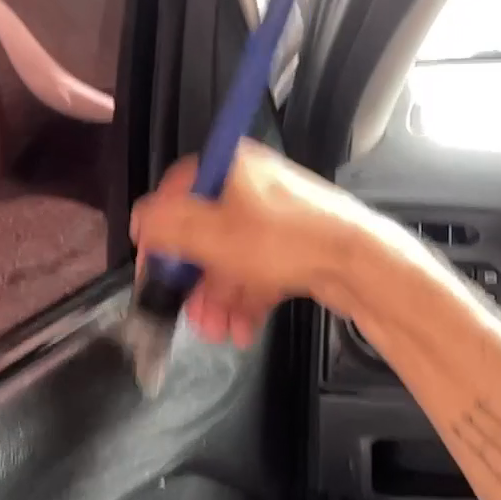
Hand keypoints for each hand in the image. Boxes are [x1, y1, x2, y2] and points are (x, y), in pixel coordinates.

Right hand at [130, 140, 378, 346]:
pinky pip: (261, 275)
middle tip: (188, 312)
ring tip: (217, 330)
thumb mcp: (212, 234)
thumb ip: (167, 226)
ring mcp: (278, 222)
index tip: (154, 266)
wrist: (358, 262)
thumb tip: (142, 222)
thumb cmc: (290, 239)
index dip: (162, 234)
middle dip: (195, 281)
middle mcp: (254, 190)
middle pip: (207, 236)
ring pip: (234, 262)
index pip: (179, 195)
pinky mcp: (297, 250)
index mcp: (231, 169)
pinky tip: (242, 330)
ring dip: (219, 300)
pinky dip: (248, 302)